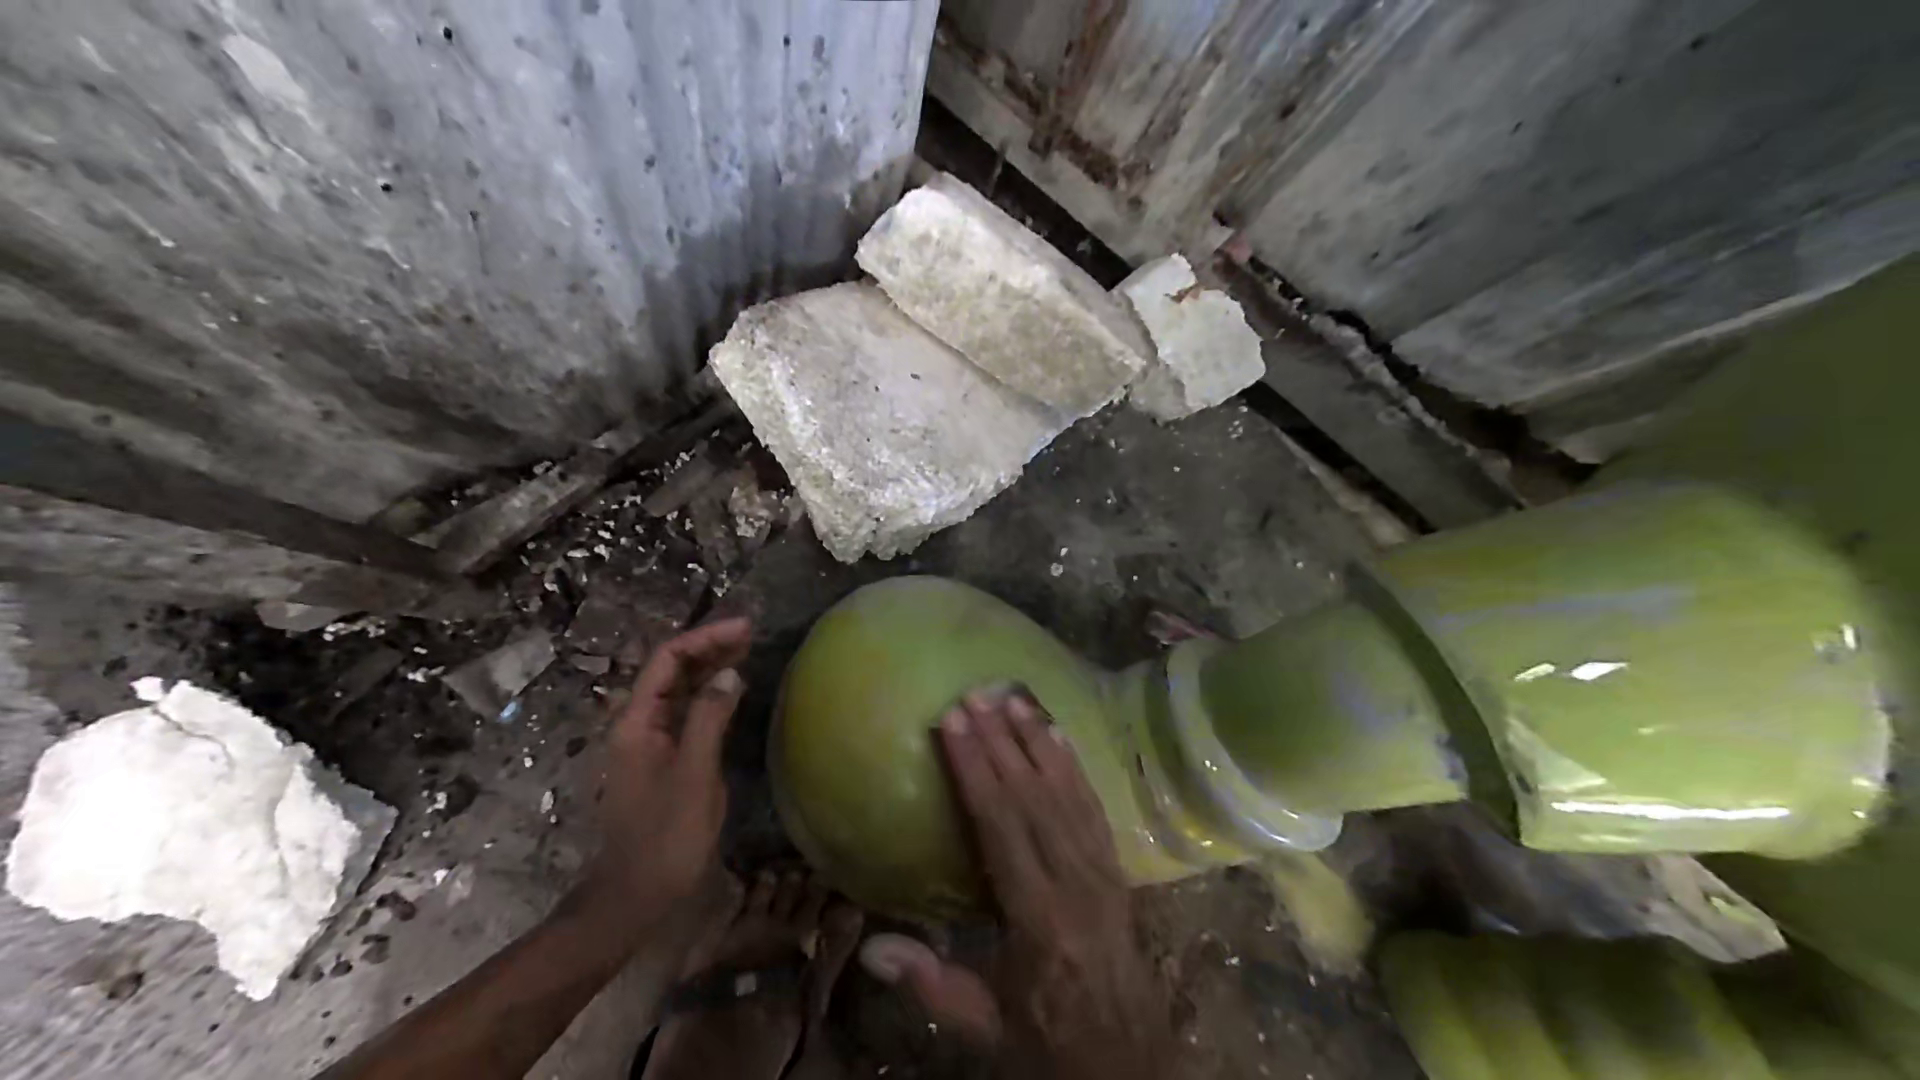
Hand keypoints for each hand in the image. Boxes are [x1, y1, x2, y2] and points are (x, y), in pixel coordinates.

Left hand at [579, 618, 751, 934]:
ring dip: (710, 666)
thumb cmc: (665, 836)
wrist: (635, 895)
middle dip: (709, 646)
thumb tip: (730, 673)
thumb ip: (709, 718)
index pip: (667, 659)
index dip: (705, 637)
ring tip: (747, 649)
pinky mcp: (664, 758)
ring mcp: (650, 742)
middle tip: (752, 633)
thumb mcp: (694, 774)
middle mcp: (638, 724)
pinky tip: (733, 690)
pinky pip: (685, 712)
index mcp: (636, 722)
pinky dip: (710, 694)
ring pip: (679, 689)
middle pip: (671, 669)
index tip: (745, 628)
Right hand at [861, 690, 1170, 1079]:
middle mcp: (1075, 882)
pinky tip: (1057, 734)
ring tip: (1012, 697)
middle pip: (1033, 797)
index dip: (975, 769)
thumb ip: (930, 983)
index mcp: (1039, 918)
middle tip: (974, 695)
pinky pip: (1093, 806)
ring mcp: (1102, 871)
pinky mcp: (1116, 869)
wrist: (1128, 1063)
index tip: (952, 724)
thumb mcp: (985, 1026)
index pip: (1001, 825)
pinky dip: (1074, 765)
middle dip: (1000, 741)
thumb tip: (871, 947)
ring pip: (1067, 792)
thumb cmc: (1048, 1039)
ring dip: (1037, 740)